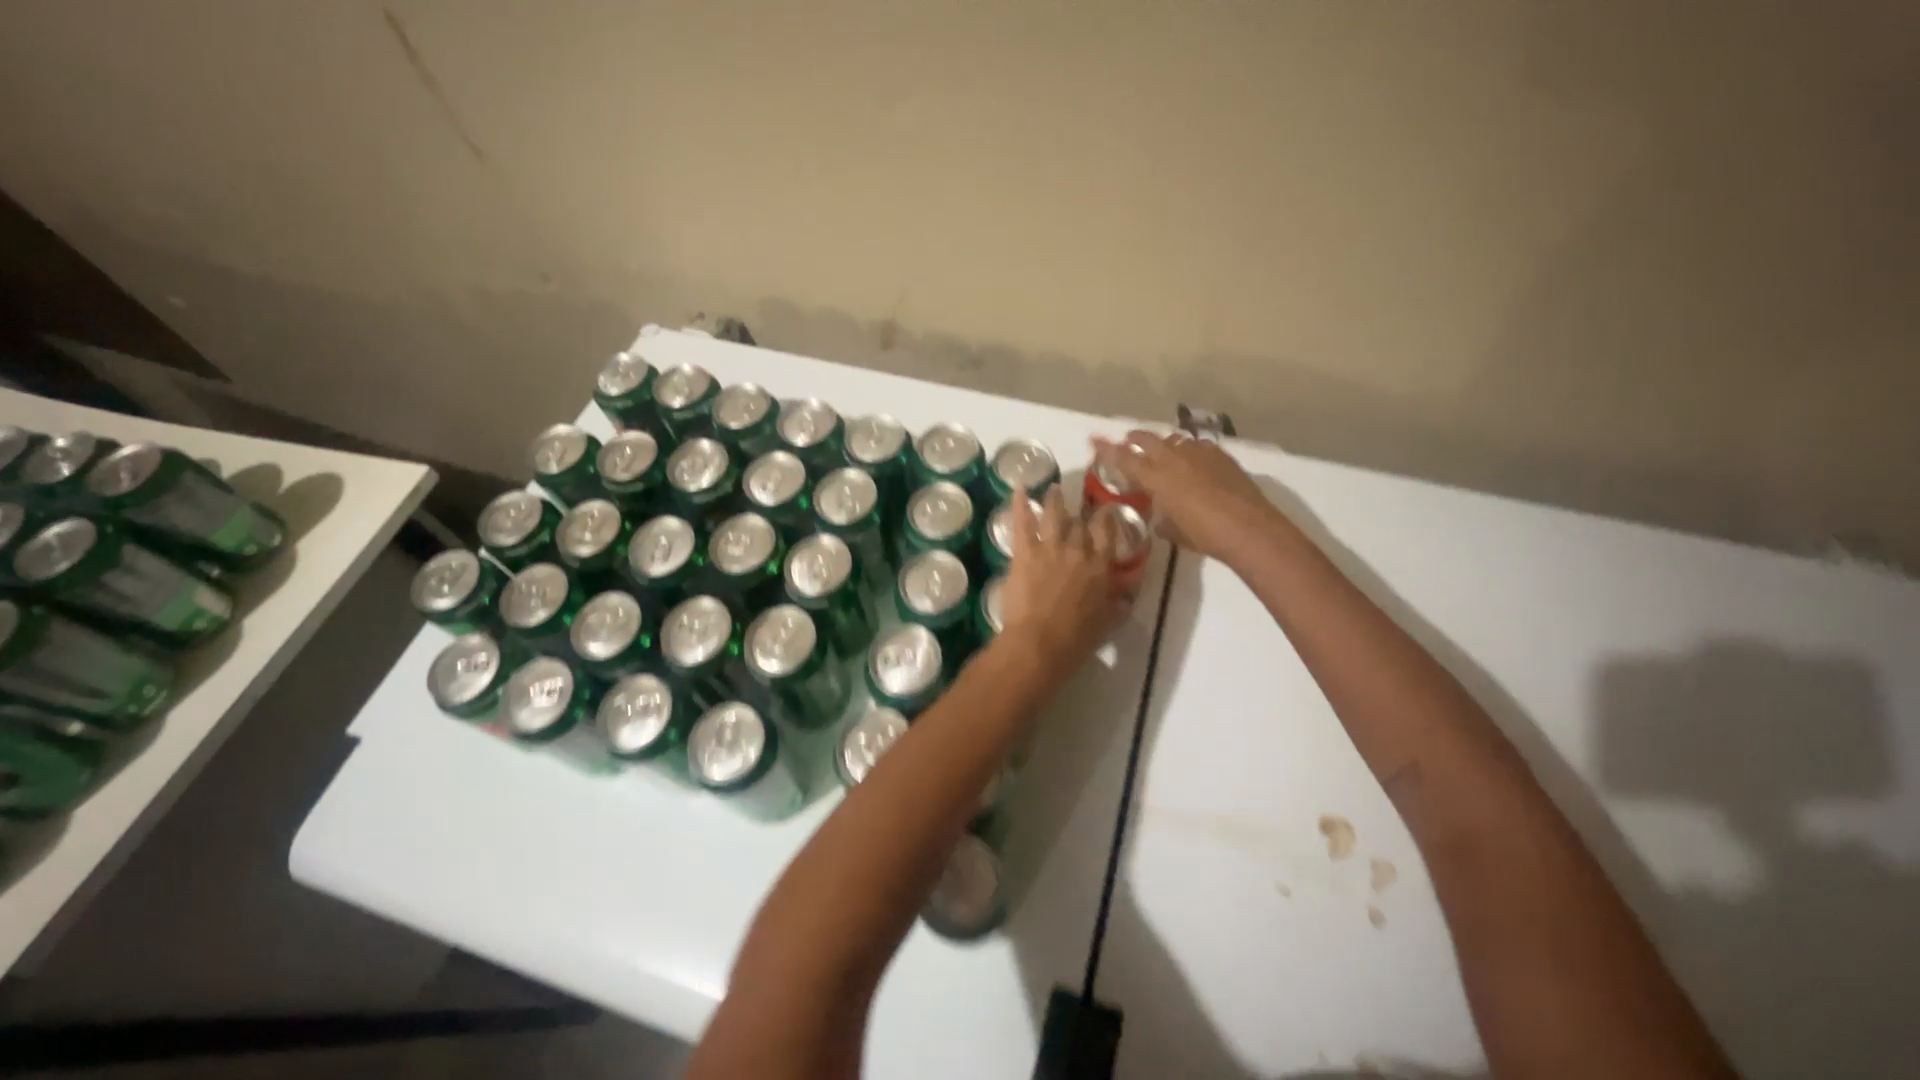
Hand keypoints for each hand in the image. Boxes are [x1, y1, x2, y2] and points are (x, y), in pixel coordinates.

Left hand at [997, 485, 1130, 666]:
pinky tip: (1019, 488)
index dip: (1107, 517)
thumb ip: (1119, 603)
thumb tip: (1128, 594)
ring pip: (1054, 513)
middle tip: (1080, 501)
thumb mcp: (1108, 621)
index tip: (1106, 511)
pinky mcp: (1025, 552)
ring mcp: (1051, 548)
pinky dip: (1020, 503)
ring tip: (1054, 488)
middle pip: (1082, 521)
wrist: (1040, 643)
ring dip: (1055, 499)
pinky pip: (1023, 521)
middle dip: (1082, 510)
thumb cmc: (1076, 639)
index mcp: (1102, 566)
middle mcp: (1079, 550)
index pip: (1108, 531)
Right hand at [1092, 431, 1284, 564]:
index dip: (1107, 449)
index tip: (1094, 439)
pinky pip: (1199, 447)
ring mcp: (1200, 453)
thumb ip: (1161, 518)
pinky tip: (1195, 462)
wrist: (1248, 528)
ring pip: (1175, 440)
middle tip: (1129, 441)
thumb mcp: (1173, 531)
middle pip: (1148, 439)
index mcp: (1156, 477)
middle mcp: (1174, 458)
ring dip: (1164, 444)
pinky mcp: (1222, 456)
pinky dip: (1190, 451)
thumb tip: (1160, 516)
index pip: (1124, 458)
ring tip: (1163, 451)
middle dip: (1135, 438)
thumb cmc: (1204, 534)